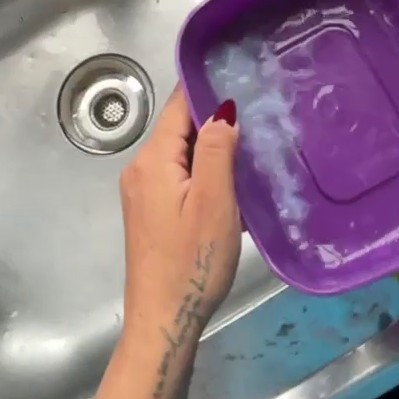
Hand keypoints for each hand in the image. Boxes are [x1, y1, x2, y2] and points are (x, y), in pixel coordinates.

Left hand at [117, 89, 240, 373]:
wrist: (163, 323)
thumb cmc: (193, 261)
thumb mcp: (213, 201)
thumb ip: (215, 149)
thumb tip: (222, 107)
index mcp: (153, 159)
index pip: (178, 103)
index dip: (207, 86)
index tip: (241, 75)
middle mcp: (141, 168)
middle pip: (178, 126)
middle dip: (214, 116)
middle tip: (257, 110)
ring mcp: (143, 191)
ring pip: (181, 151)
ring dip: (212, 146)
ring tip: (253, 141)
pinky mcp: (151, 211)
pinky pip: (179, 174)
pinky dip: (203, 170)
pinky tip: (232, 180)